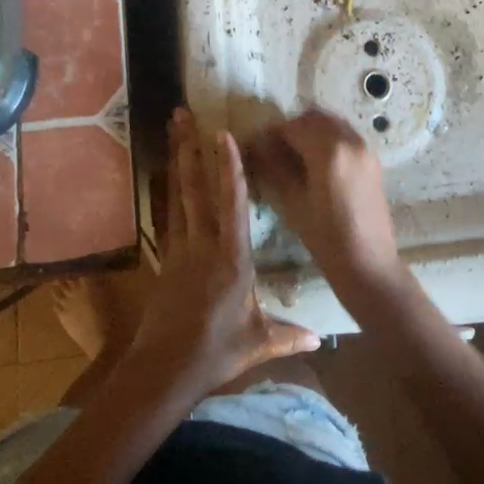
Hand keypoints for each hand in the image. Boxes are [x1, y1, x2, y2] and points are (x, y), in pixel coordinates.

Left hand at [128, 109, 318, 395]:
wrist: (163, 370)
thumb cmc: (215, 353)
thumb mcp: (257, 343)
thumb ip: (287, 334)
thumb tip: (320, 338)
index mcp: (232, 259)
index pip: (233, 204)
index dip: (230, 168)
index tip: (224, 135)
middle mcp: (203, 244)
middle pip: (194, 187)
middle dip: (189, 147)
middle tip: (180, 113)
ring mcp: (180, 249)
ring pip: (177, 194)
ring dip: (176, 160)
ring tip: (172, 129)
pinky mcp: (165, 259)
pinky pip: (168, 214)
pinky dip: (168, 190)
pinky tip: (166, 175)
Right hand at [248, 111, 404, 295]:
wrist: (367, 263)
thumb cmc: (325, 237)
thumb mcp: (293, 201)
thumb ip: (274, 167)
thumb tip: (256, 145)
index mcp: (328, 150)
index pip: (292, 127)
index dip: (271, 133)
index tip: (256, 145)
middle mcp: (350, 140)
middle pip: (314, 117)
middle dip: (292, 127)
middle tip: (274, 148)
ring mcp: (365, 148)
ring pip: (332, 123)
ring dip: (311, 130)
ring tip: (295, 154)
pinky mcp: (372, 159)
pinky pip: (346, 135)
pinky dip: (328, 138)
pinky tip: (316, 162)